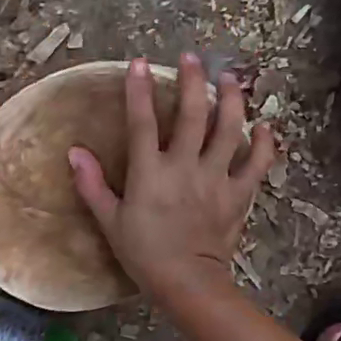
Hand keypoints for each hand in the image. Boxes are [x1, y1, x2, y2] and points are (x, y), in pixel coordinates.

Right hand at [68, 54, 275, 302]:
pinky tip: (266, 126)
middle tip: (192, 57)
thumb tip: (74, 152)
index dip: (138, 90)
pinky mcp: (238, 195)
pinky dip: (264, 144)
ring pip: (229, 130)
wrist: (186, 282)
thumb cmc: (142, 252)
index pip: (142, 122)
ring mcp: (216, 179)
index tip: (138, 63)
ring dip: (231, 101)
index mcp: (150, 172)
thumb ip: (91, 184)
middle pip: (192, 114)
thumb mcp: (108, 220)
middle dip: (192, 81)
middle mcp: (185, 167)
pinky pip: (257, 164)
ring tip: (230, 79)